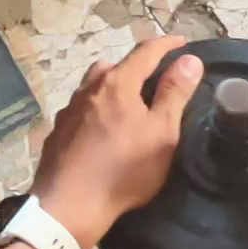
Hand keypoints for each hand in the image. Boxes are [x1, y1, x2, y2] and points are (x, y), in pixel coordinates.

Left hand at [30, 35, 203, 248]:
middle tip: (156, 78)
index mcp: (117, 84)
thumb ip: (174, 94)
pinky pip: (81, 109)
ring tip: (129, 102)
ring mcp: (69, 110)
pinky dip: (96, 109)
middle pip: (115, 66)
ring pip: (93, 86)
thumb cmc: (123, 170)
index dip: (167, 44)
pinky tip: (101, 128)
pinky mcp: (58, 132)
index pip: (145, 51)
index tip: (183, 43)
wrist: (69, 205)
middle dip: (138, 66)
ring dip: (113, 85)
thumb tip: (189, 59)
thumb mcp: (161, 133)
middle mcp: (89, 89)